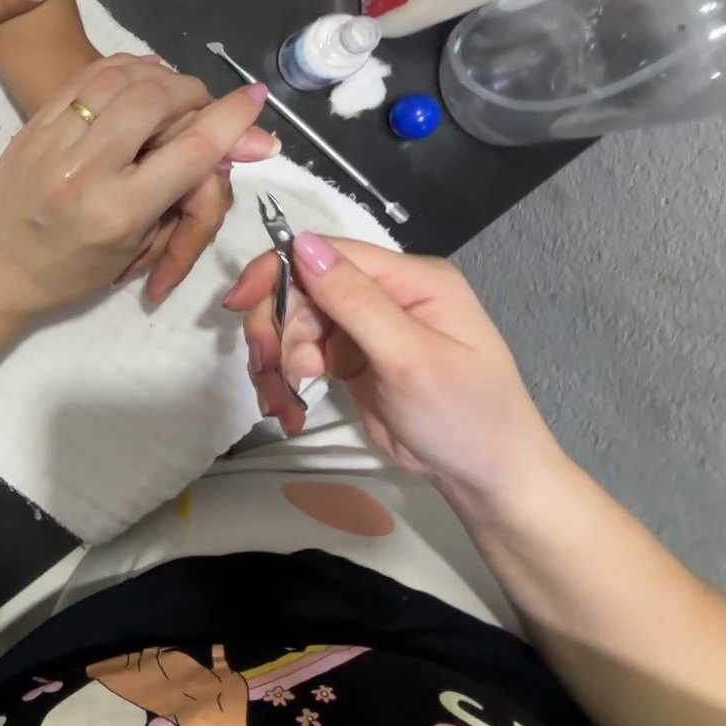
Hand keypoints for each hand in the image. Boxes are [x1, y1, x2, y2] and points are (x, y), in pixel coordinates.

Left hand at [0, 55, 266, 319]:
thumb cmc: (70, 275)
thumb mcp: (136, 244)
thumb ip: (186, 192)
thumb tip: (245, 142)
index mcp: (118, 212)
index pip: (190, 149)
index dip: (231, 119)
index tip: (256, 98)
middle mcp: (86, 169)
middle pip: (159, 99)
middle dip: (194, 94)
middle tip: (203, 107)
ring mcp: (54, 141)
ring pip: (122, 77)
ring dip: (160, 76)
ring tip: (173, 92)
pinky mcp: (33, 124)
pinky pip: (86, 77)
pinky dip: (122, 69)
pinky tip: (139, 76)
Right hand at [223, 234, 563, 494]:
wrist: (487, 480)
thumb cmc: (465, 417)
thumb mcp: (410, 360)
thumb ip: (355, 301)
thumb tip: (300, 244)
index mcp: (408, 279)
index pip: (326, 254)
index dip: (275, 272)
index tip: (237, 305)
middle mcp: (383, 294)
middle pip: (300, 291)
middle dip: (276, 331)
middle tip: (269, 373)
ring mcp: (364, 326)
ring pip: (292, 325)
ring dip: (277, 364)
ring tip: (283, 404)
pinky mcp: (348, 357)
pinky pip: (298, 354)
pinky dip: (285, 380)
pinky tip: (290, 409)